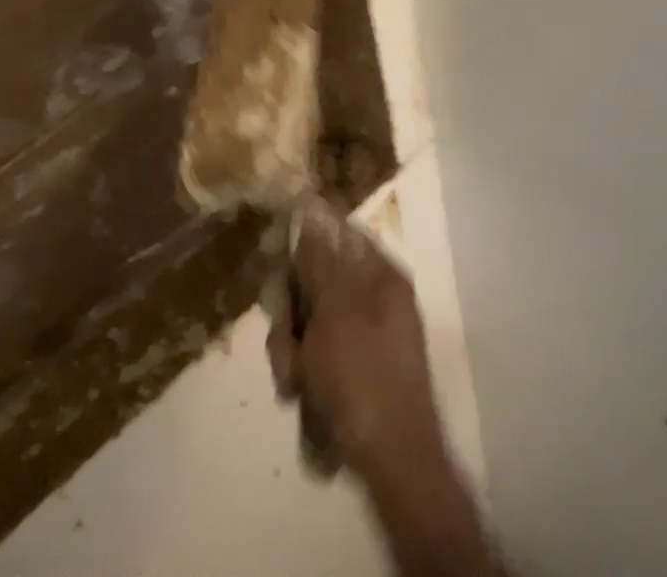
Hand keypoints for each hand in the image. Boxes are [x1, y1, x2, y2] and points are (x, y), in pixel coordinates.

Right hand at [265, 199, 443, 481]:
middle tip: (286, 336)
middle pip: (312, 278)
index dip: (299, 243)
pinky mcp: (355, 367)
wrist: (393, 460)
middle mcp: (376, 299)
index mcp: (381, 277)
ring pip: (307, 319)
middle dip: (288, 310)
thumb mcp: (334, 312)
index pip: (334, 234)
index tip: (273, 263)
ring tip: (291, 378)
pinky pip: (315, 351)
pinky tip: (297, 392)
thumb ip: (320, 259)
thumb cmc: (363, 379)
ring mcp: (366, 335)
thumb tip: (312, 205)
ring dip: (288, 346)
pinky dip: (301, 368)